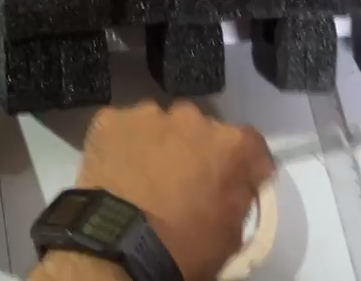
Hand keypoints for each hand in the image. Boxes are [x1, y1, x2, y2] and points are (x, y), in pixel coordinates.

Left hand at [73, 100, 273, 280]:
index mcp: (228, 144)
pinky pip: (123, 127)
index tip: (239, 178)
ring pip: (159, 124)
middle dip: (195, 148)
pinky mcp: (111, 118)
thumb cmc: (184, 246)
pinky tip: (118, 169)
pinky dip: (123, 144)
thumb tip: (239, 178)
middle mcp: (190, 117)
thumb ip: (240, 193)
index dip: (245, 162)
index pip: (249, 143)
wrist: (119, 243)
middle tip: (183, 178)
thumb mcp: (232, 232)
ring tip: (145, 175)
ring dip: (158, 143)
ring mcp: (146, 113)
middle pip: (199, 128)